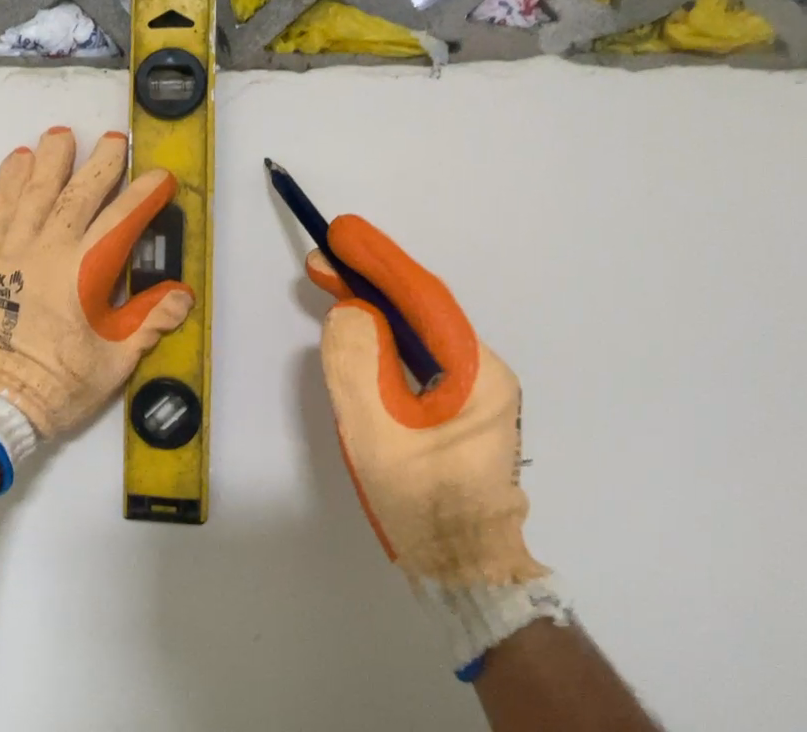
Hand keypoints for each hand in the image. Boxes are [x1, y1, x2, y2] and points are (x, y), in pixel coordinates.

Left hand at [0, 127, 194, 490]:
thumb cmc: (59, 383)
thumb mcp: (115, 360)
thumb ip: (148, 321)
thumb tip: (182, 294)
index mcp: (82, 273)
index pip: (121, 221)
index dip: (143, 195)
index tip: (159, 176)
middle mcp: (45, 251)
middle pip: (76, 195)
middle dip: (99, 165)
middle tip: (114, 140)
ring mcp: (11, 251)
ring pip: (32, 193)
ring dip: (49, 161)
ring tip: (61, 135)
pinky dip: (7, 183)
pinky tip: (16, 163)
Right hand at [306, 215, 567, 666]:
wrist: (464, 571)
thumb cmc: (421, 504)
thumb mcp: (375, 431)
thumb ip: (357, 361)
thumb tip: (352, 311)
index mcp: (476, 373)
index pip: (421, 299)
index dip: (378, 261)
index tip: (339, 233)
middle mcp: (485, 371)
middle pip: (422, 309)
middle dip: (372, 279)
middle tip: (321, 261)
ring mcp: (475, 390)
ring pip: (418, 331)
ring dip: (376, 306)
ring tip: (332, 286)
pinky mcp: (460, 407)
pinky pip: (417, 355)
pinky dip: (385, 335)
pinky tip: (360, 332)